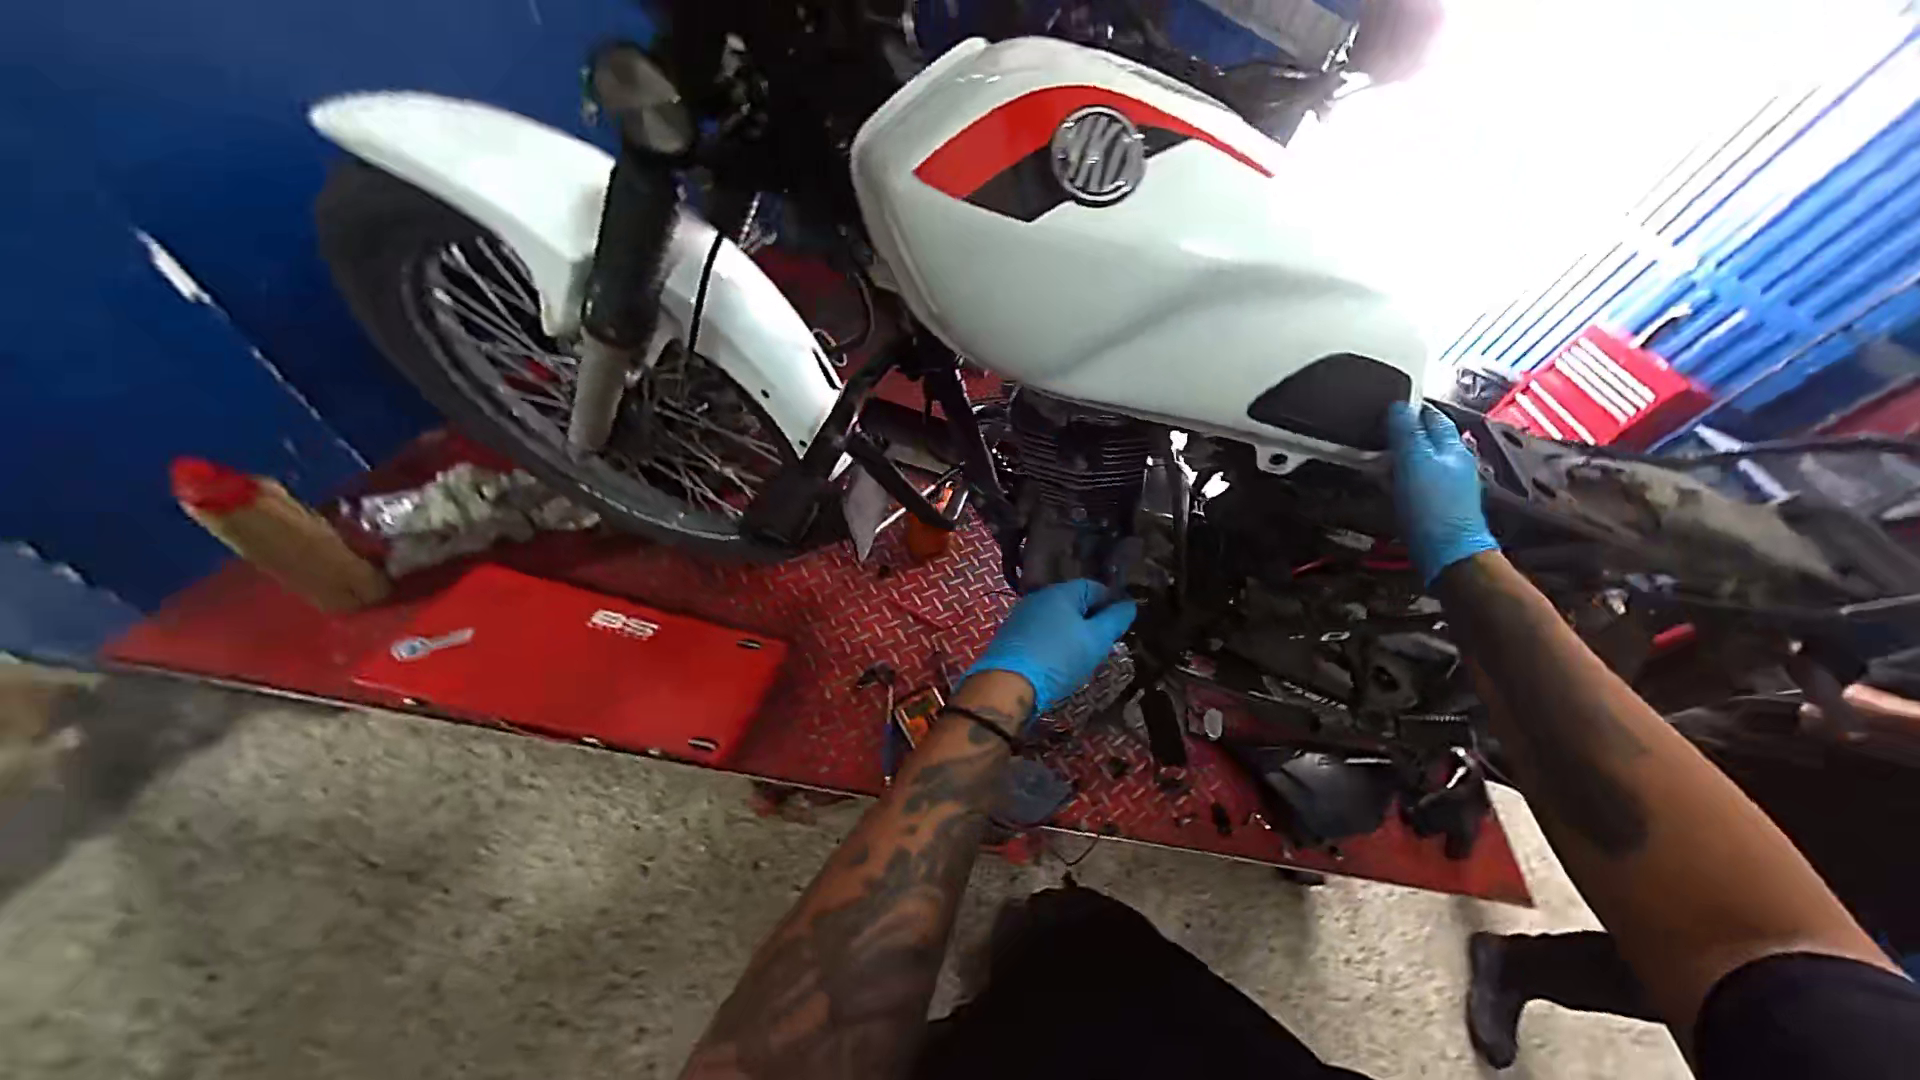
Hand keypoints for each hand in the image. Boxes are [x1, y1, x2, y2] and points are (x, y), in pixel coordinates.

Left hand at [966, 580, 1137, 718]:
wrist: (1009, 684)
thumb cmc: (1059, 658)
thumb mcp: (1096, 639)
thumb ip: (1115, 619)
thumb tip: (1130, 604)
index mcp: (1060, 591)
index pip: (1094, 587)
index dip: (1111, 603)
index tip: (1121, 625)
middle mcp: (1038, 597)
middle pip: (1074, 602)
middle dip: (1092, 619)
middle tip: (1105, 643)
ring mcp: (1021, 615)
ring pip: (1057, 618)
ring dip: (1073, 632)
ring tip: (1084, 655)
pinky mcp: (1011, 635)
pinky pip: (1041, 632)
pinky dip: (1054, 642)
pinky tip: (1059, 660)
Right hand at [1385, 401, 1498, 586]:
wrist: (1447, 551)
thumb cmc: (1432, 505)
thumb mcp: (1415, 462)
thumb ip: (1407, 433)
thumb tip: (1398, 407)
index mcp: (1451, 447)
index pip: (1431, 416)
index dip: (1408, 409)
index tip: (1384, 408)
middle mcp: (1453, 462)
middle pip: (1425, 438)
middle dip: (1400, 434)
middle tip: (1372, 433)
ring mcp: (1447, 484)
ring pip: (1418, 459)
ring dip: (1396, 457)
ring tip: (1373, 458)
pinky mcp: (1436, 503)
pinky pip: (1414, 481)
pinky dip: (1398, 477)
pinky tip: (1385, 484)